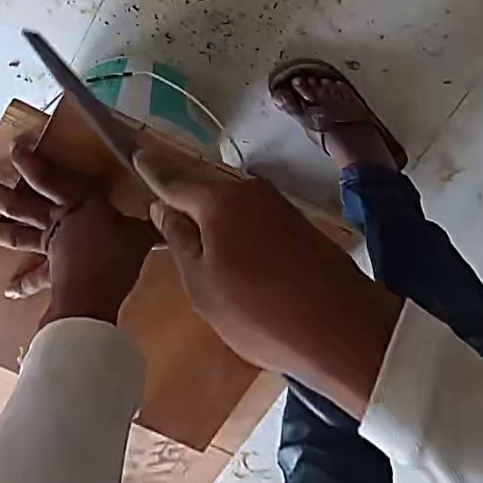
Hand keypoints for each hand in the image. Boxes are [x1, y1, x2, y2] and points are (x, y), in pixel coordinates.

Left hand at [0, 145, 158, 324]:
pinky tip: (8, 289)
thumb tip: (174, 210)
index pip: (47, 177)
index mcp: (76, 203)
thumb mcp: (141, 234)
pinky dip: (22, 282)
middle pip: (19, 203)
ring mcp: (49, 247)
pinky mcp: (50, 272)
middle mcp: (57, 220)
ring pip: (17, 233)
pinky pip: (34, 276)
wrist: (94, 297)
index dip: (29, 160)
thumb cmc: (115, 257)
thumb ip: (152, 222)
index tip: (15, 145)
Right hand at [136, 148, 401, 417]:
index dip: (152, 171)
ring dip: (212, 219)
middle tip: (164, 215)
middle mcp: (248, 191)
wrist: (345, 328)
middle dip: (184, 201)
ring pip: (230, 204)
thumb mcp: (203, 286)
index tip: (136, 154)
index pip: (174, 181)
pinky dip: (237, 229)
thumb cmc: (260, 312)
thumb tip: (162, 209)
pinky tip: (236, 256)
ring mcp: (277, 205)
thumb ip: (179, 241)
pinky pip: (253, 217)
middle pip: (204, 190)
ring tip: (199, 248)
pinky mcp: (297, 223)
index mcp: (219, 202)